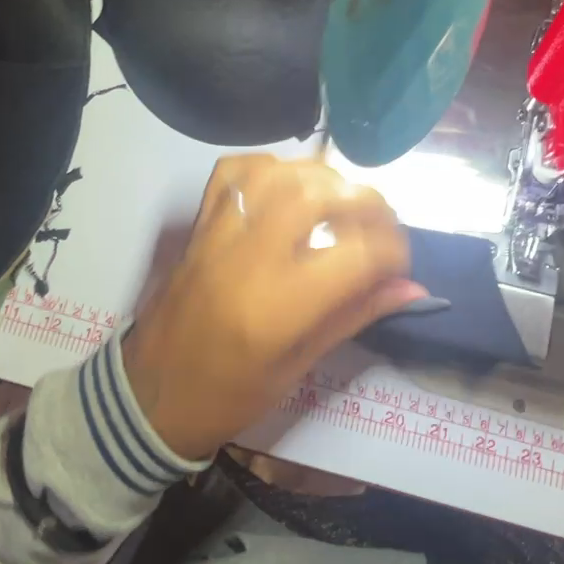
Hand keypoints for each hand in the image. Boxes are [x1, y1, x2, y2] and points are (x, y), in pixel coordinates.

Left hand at [124, 155, 427, 460]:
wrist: (150, 396)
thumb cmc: (230, 394)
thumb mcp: (299, 365)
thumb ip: (356, 314)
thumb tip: (413, 288)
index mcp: (280, 306)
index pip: (358, 252)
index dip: (394, 250)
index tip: (400, 264)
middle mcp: (251, 256)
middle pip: (320, 195)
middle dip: (366, 201)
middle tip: (380, 224)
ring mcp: (220, 232)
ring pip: (280, 173)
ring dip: (323, 179)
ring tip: (341, 203)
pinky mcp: (199, 223)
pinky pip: (235, 170)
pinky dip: (270, 168)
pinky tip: (288, 189)